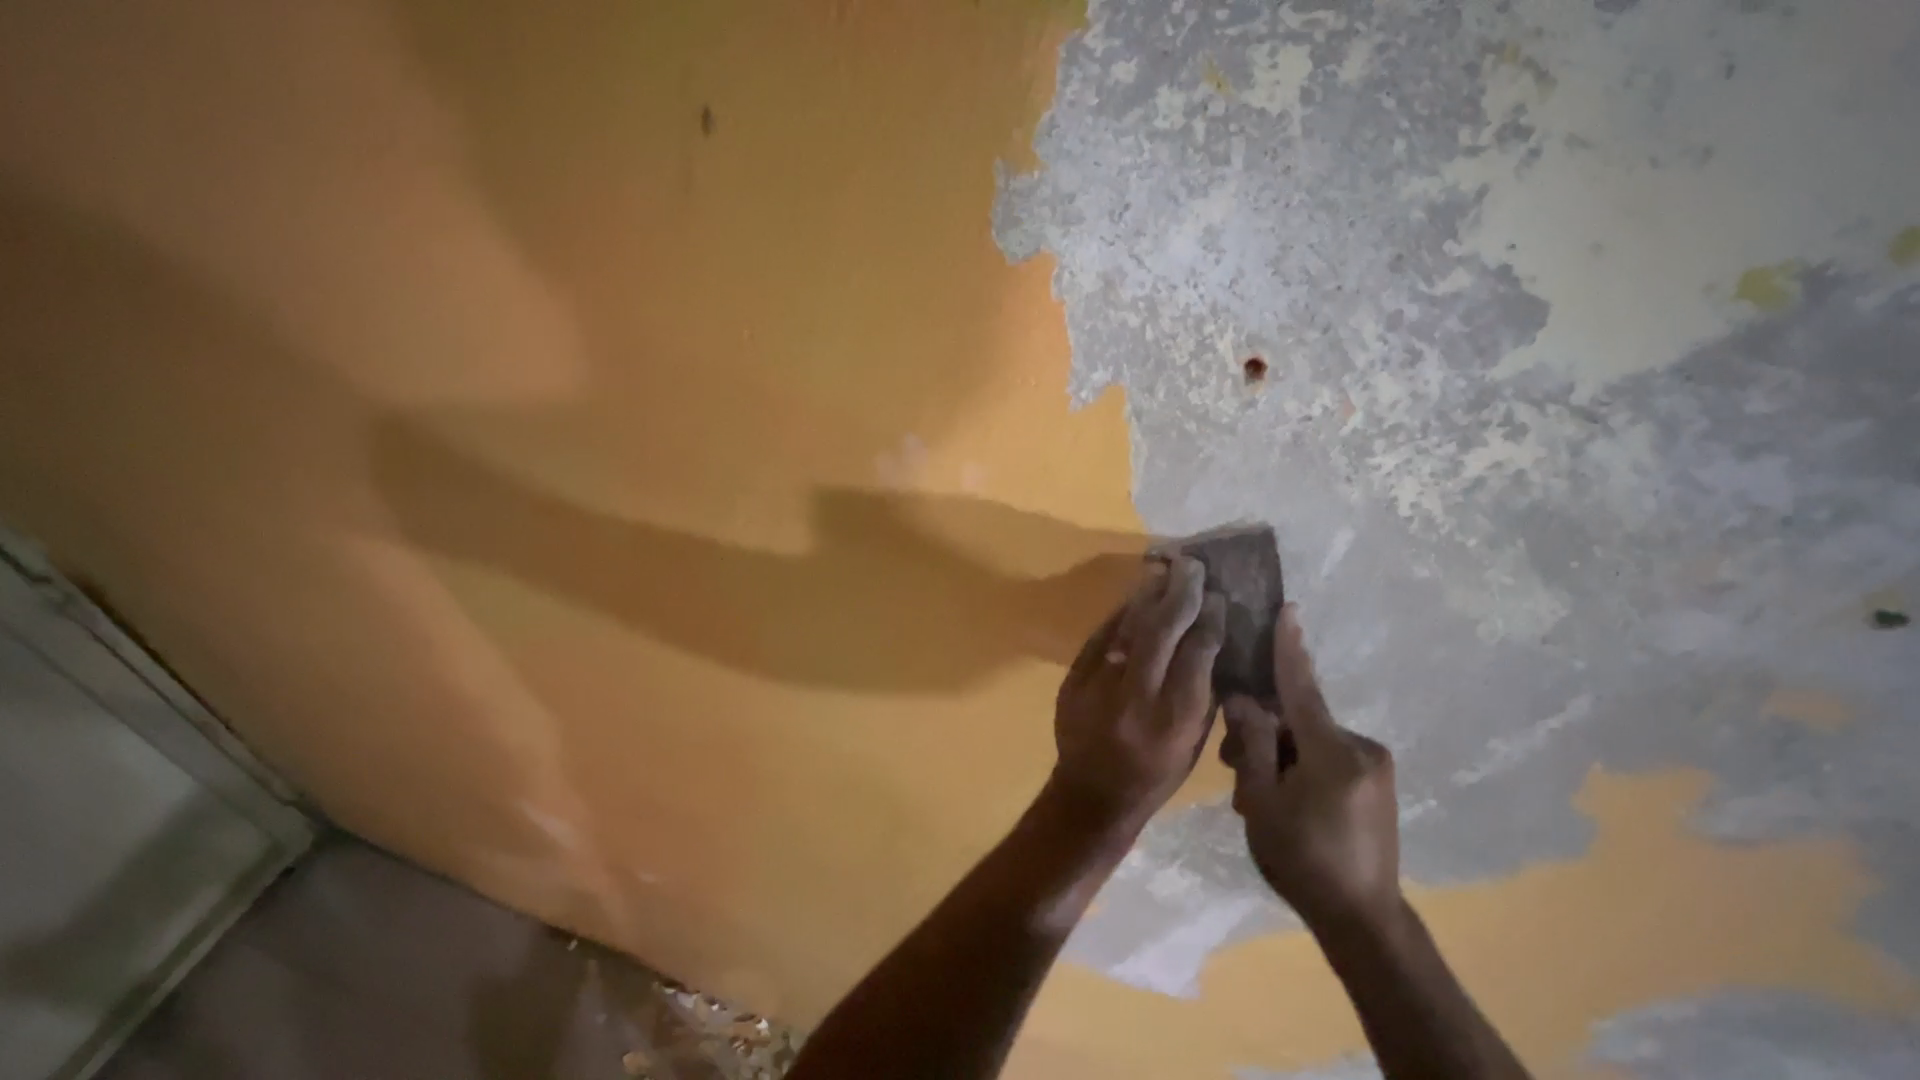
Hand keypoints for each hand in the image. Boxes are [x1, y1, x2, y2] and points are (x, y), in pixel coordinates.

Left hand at [1050, 556, 1226, 829]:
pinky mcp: (1073, 680)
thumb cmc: (1155, 772)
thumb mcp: (1193, 740)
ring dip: (1149, 595)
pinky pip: (1100, 636)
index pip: (1197, 655)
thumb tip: (1212, 638)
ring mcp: (1099, 687)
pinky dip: (1121, 615)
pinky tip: (1135, 599)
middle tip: (1194, 567)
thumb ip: (1204, 691)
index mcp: (1175, 719)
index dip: (1210, 621)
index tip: (1218, 597)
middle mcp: (1137, 698)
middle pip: (1162, 632)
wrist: (1092, 793)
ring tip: (1166, 570)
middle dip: (1181, 595)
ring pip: (1128, 628)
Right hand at [1221, 604, 1400, 925]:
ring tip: (1256, 797)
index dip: (1290, 649)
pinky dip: (1302, 769)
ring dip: (1280, 757)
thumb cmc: (1303, 861)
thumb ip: (1252, 745)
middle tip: (1232, 768)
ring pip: (1312, 742)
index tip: (1288, 610)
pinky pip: (1329, 759)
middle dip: (1264, 735)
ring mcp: (1375, 767)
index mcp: (1334, 752)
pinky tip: (1284, 801)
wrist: (1362, 919)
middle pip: (1300, 721)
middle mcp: (1361, 748)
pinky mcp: (1378, 785)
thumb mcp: (1262, 804)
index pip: (1302, 689)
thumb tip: (1243, 699)